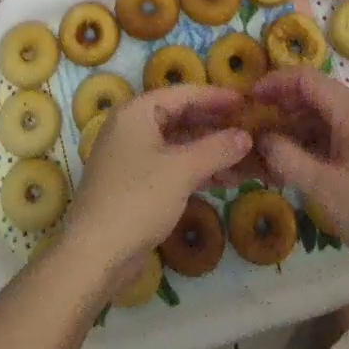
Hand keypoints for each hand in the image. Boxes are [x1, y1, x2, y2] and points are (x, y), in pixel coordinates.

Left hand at [65, 85, 250, 277]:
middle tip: (252, 130)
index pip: (183, 94)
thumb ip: (216, 149)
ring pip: (180, 145)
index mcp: (137, 112)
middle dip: (216, 126)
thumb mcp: (182, 170)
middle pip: (182, 118)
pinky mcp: (138, 184)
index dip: (216, 96)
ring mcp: (134, 157)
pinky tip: (228, 180)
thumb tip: (246, 136)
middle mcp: (133, 128)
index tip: (247, 101)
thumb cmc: (138, 199)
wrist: (96, 253)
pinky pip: (174, 167)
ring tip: (249, 159)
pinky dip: (199, 170)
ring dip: (212, 151)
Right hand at [252, 68, 348, 273]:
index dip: (274, 82)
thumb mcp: (324, 189)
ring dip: (297, 126)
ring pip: (328, 116)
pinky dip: (316, 141)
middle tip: (255, 127)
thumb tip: (263, 137)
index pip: (306, 78)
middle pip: (317, 94)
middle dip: (283, 106)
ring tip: (271, 149)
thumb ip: (288, 158)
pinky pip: (341, 134)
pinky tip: (300, 165)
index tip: (248, 100)